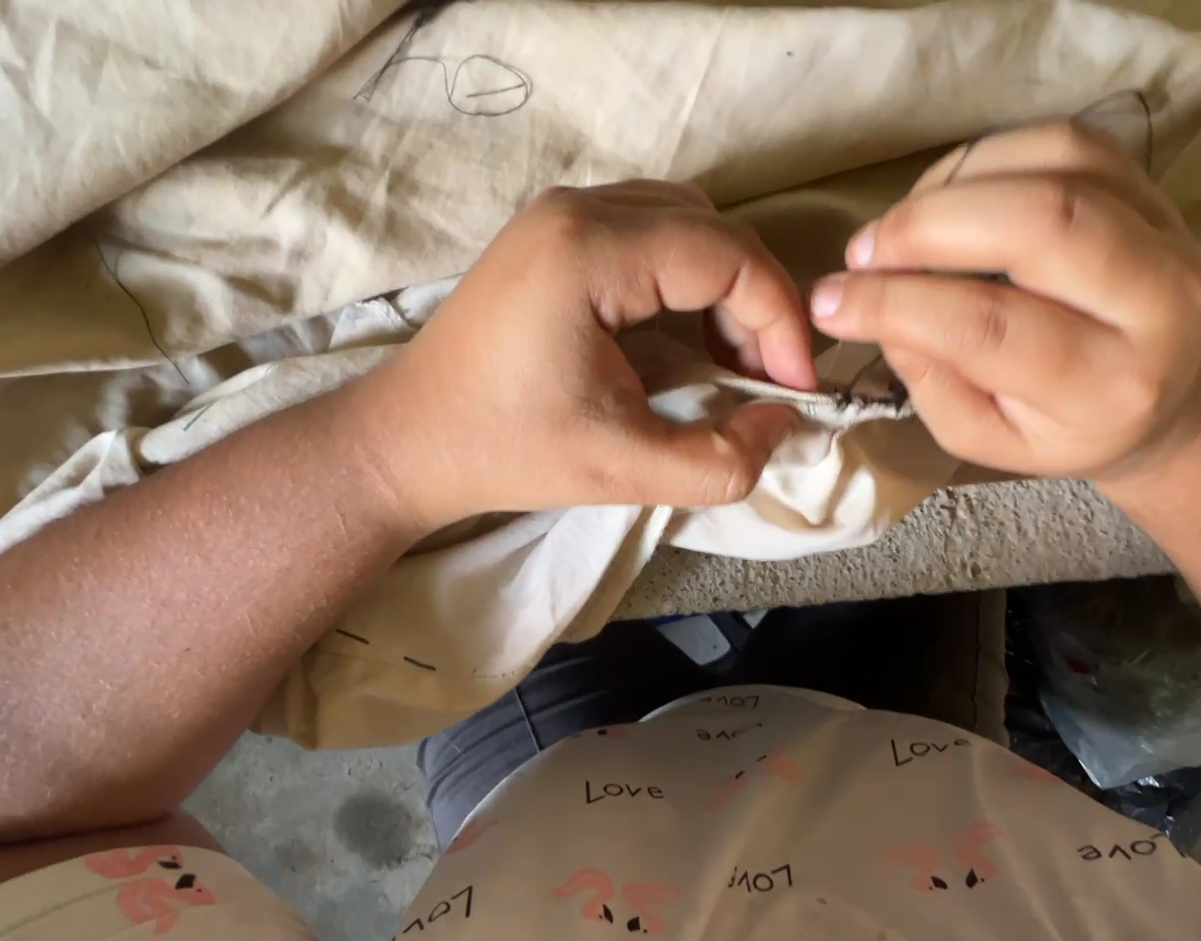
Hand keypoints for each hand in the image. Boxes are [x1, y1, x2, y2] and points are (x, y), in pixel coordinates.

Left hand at [352, 181, 815, 530]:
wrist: (408, 441)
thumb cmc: (505, 452)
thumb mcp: (624, 471)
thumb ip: (722, 460)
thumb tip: (782, 423)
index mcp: (590, 251)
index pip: (727, 257)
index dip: (779, 322)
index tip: (793, 389)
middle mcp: (577, 208)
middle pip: (711, 230)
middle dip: (755, 306)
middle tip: (761, 379)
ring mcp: (559, 214)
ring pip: (684, 224)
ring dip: (723, 290)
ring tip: (727, 362)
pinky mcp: (551, 234)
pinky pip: (649, 234)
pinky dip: (686, 281)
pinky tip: (682, 337)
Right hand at [806, 122, 1200, 479]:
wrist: (1159, 400)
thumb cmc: (1055, 429)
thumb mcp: (981, 437)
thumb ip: (932, 381)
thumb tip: (879, 308)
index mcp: (1104, 384)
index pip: (990, 328)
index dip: (897, 305)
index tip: (829, 302)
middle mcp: (1156, 301)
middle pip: (1042, 223)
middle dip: (926, 228)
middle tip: (863, 252)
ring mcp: (1165, 230)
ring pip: (1055, 166)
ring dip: (951, 186)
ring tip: (897, 230)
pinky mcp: (1152, 188)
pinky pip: (1063, 143)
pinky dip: (985, 159)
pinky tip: (942, 198)